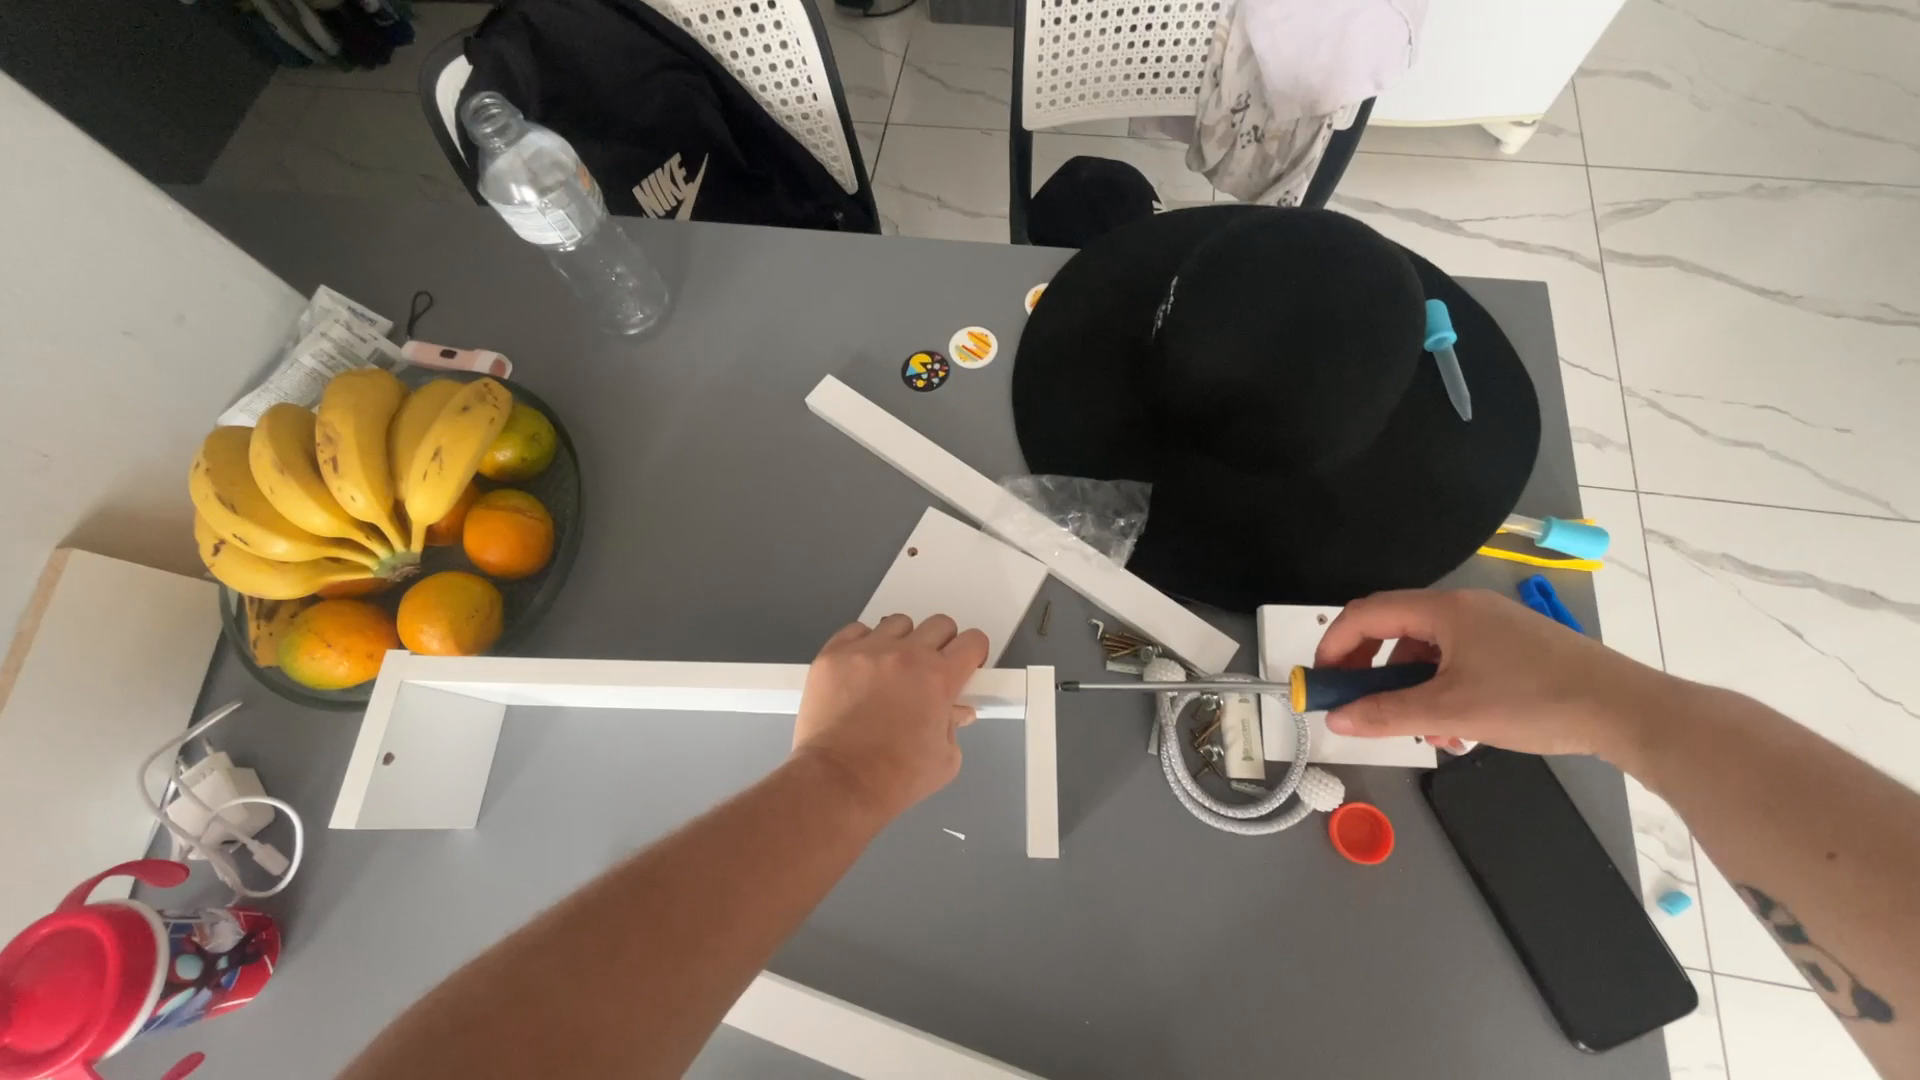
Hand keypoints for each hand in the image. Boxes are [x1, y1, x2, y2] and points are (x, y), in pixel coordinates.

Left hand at [791, 614, 990, 821]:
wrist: (839, 784)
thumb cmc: (893, 777)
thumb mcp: (944, 759)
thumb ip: (954, 726)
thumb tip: (955, 713)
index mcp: (939, 678)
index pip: (972, 641)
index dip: (973, 652)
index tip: (966, 662)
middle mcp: (906, 656)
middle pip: (939, 624)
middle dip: (942, 645)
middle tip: (932, 669)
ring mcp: (867, 652)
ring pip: (898, 623)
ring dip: (902, 641)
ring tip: (893, 669)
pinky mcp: (834, 656)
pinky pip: (856, 631)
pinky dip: (863, 645)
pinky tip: (862, 668)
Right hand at [1312, 588, 1672, 760]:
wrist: (1632, 712)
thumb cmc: (1534, 702)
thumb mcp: (1450, 713)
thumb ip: (1385, 714)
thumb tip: (1335, 719)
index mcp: (1443, 610)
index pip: (1365, 614)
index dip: (1334, 645)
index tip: (1321, 680)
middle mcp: (1463, 608)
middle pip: (1393, 630)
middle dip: (1370, 670)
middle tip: (1357, 702)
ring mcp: (1491, 625)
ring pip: (1426, 651)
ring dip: (1409, 689)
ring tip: (1420, 730)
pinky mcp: (1514, 646)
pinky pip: (1457, 660)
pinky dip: (1441, 690)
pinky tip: (1456, 728)